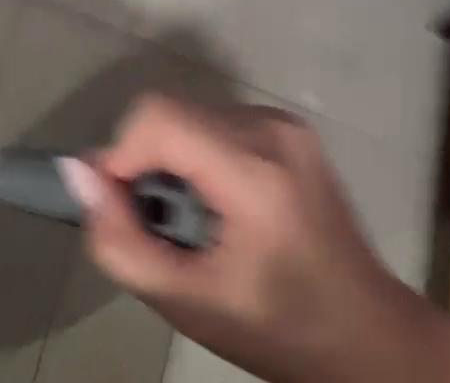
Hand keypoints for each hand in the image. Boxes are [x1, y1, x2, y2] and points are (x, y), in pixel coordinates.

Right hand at [62, 95, 449, 382]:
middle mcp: (272, 130)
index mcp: (255, 172)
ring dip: (168, 159)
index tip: (117, 206)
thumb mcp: (186, 302)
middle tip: (154, 222)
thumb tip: (79, 174)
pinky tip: (213, 204)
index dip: (120, 155)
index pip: (158, 118)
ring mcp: (286, 124)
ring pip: (188, 114)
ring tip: (187, 220)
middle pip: (170, 113)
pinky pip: (213, 122)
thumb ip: (120, 241)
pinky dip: (194, 155)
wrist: (370, 336)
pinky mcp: (289, 128)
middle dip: (143, 162)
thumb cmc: (278, 328)